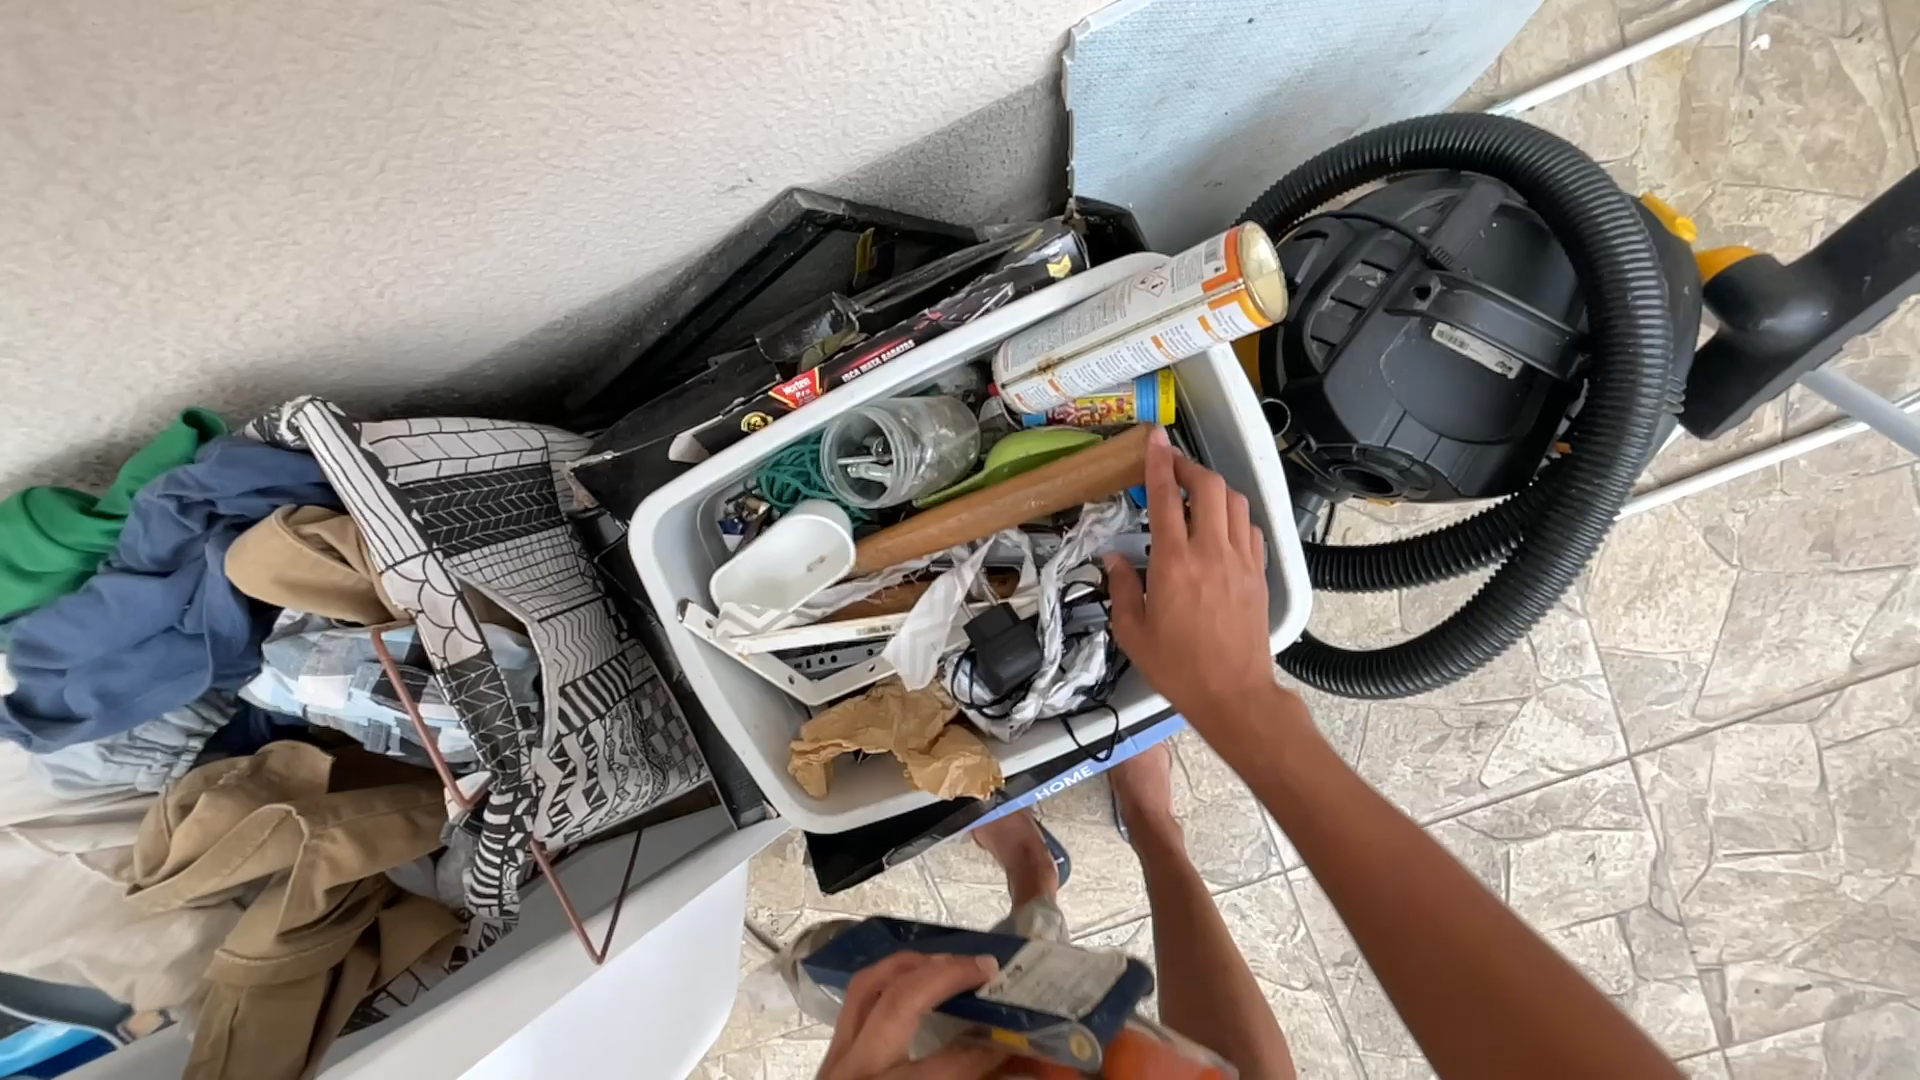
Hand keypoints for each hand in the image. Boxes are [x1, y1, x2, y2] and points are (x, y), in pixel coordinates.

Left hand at [817, 952, 1008, 1079]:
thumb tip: (1022, 1063)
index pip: (953, 1064)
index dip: (993, 1048)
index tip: (1025, 1035)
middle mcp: (860, 1075)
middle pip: (901, 1003)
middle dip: (947, 975)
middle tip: (987, 966)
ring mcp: (838, 1062)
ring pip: (869, 987)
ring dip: (911, 965)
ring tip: (949, 959)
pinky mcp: (830, 1057)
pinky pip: (856, 999)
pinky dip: (886, 978)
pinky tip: (912, 976)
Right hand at [1105, 426, 1282, 742]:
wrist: (1233, 695)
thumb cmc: (1178, 667)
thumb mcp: (1132, 630)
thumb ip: (1121, 586)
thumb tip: (1114, 557)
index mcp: (1174, 562)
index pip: (1167, 496)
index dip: (1158, 461)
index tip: (1153, 438)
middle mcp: (1211, 552)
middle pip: (1209, 486)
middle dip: (1189, 465)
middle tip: (1170, 464)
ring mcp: (1240, 560)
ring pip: (1235, 501)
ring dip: (1214, 486)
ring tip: (1195, 491)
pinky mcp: (1258, 574)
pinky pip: (1249, 528)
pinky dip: (1233, 514)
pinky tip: (1220, 525)